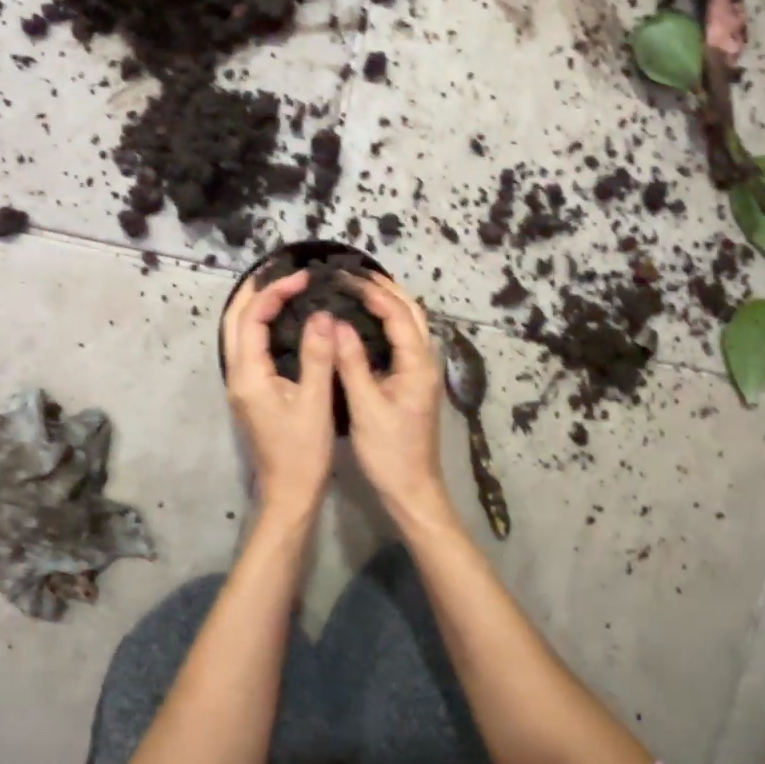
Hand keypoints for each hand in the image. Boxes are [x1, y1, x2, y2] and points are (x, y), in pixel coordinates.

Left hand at [221, 270, 336, 515]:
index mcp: (248, 375)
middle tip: (282, 271)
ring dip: (255, 307)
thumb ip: (317, 356)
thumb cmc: (303, 452)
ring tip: (283, 287)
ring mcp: (241, 385)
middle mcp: (237, 376)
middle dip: (255, 292)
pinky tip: (285, 322)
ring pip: (238, 334)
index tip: (304, 279)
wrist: (288, 493)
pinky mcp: (251, 393)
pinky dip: (261, 327)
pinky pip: (249, 348)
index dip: (275, 293)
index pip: (252, 319)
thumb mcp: (315, 402)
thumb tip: (322, 315)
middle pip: (234, 321)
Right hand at [333, 274, 450, 520]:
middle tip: (353, 274)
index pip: (398, 314)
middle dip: (385, 289)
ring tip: (359, 289)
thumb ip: (352, 362)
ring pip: (411, 326)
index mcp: (417, 364)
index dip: (372, 292)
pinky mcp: (415, 383)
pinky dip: (388, 324)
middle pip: (411, 312)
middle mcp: (426, 362)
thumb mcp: (366, 407)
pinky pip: (404, 341)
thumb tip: (338, 323)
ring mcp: (423, 373)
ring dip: (389, 304)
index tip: (343, 278)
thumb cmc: (388, 452)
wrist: (412, 489)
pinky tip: (366, 325)